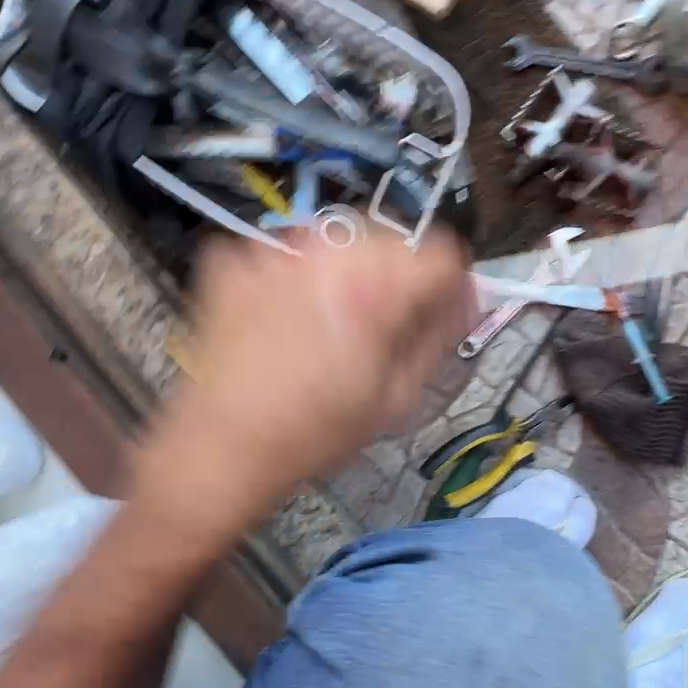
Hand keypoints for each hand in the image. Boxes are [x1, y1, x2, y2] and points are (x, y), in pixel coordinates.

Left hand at [163, 231, 469, 507]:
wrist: (224, 444)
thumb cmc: (319, 431)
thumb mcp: (397, 397)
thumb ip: (437, 339)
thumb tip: (463, 303)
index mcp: (378, 286)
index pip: (442, 256)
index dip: (450, 288)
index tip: (439, 318)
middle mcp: (329, 252)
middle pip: (389, 243)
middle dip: (396, 280)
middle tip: (382, 330)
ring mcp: (275, 250)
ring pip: (336, 245)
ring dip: (344, 276)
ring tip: (328, 327)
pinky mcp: (233, 260)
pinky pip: (282, 256)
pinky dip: (291, 281)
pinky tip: (282, 321)